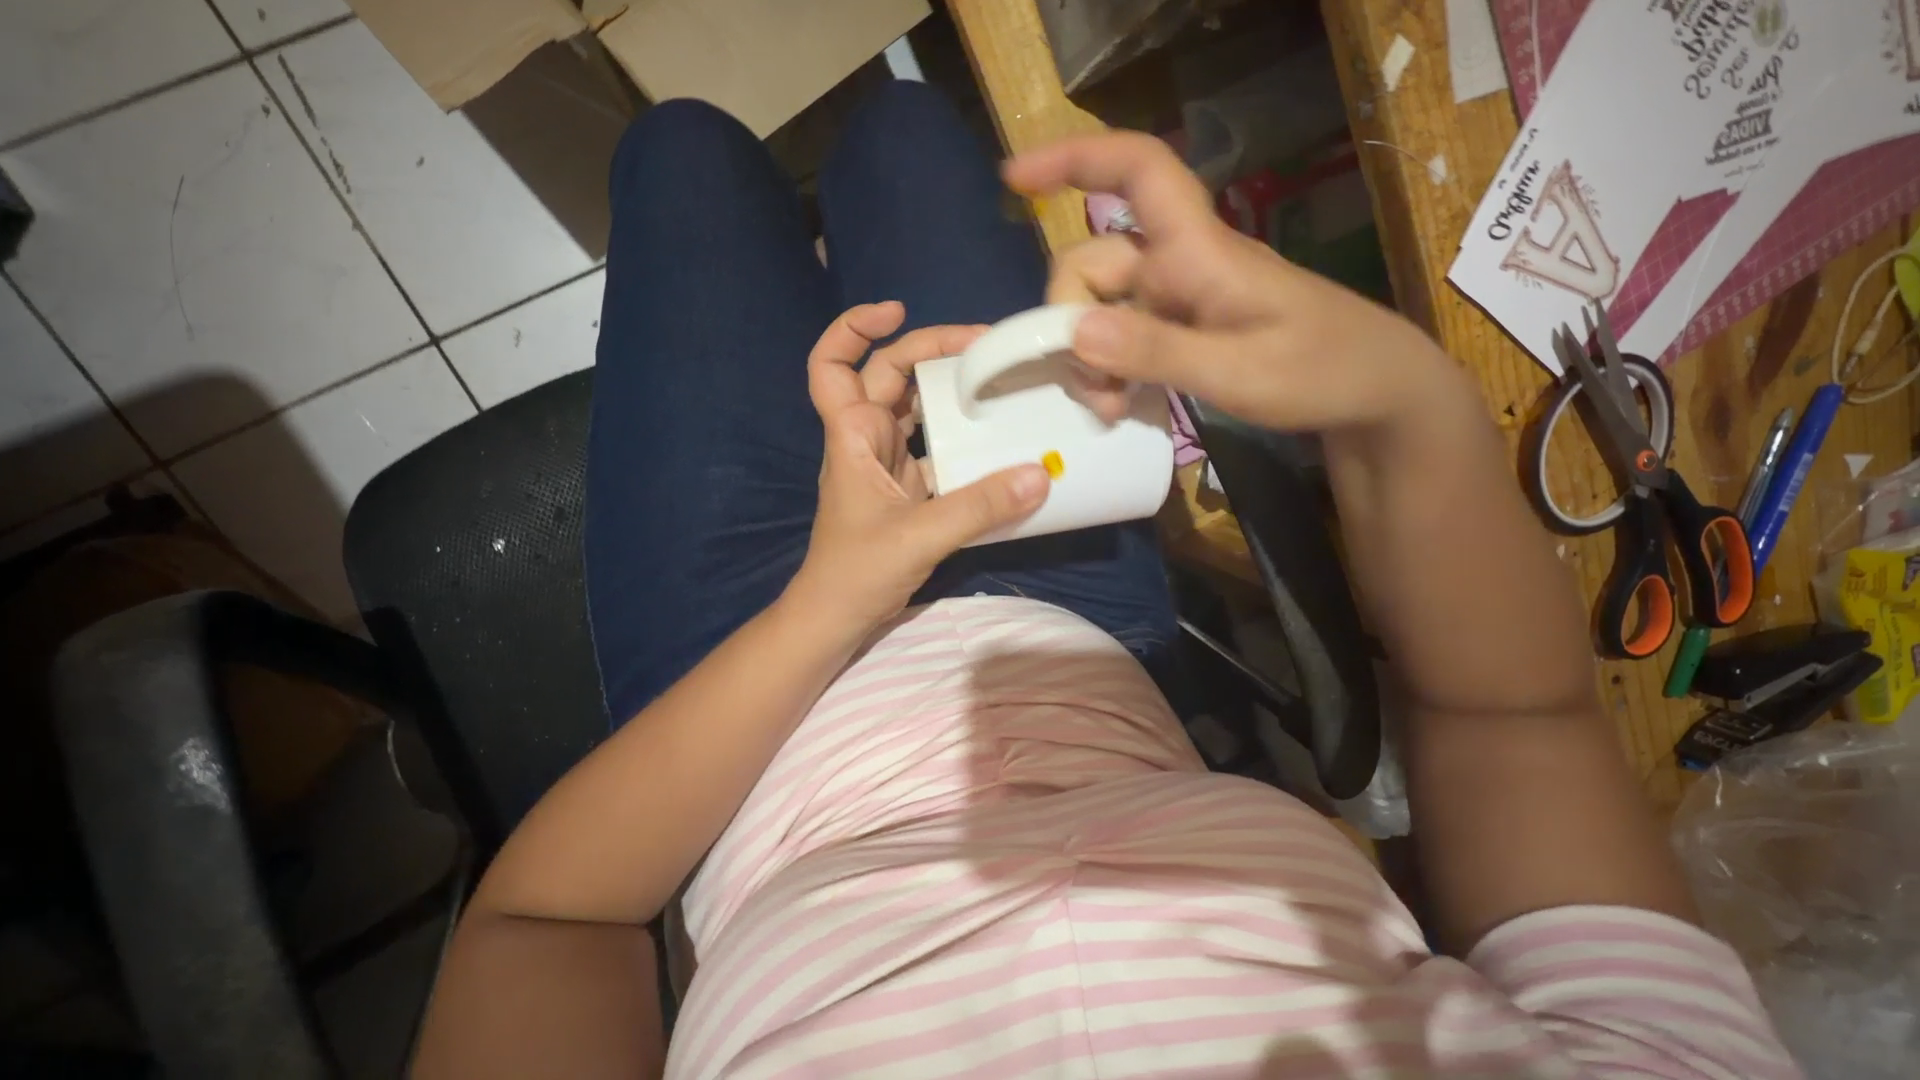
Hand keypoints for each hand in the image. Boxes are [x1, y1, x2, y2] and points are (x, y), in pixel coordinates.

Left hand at [787, 302, 1050, 630]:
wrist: (838, 617)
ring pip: (914, 406)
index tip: (897, 311)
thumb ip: (978, 508)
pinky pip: (936, 445)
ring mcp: (888, 463)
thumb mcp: (918, 537)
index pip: (831, 364)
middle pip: (889, 374)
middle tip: (984, 342)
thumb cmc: (856, 572)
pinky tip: (999, 436)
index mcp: (852, 435)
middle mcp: (867, 439)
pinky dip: (963, 434)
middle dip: (930, 348)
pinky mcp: (909, 487)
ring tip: (999, 375)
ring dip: (949, 388)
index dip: (854, 328)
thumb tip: (1040, 473)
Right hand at [1005, 133, 1472, 434]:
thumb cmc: (1322, 371)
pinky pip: (1119, 338)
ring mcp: (1175, 301)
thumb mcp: (1241, 370)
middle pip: (1091, 264)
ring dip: (1086, 358)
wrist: (1373, 396)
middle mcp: (1178, 266)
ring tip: (1109, 407)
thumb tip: (1075, 331)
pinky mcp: (1178, 331)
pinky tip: (1119, 405)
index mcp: (1200, 251)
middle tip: (1093, 391)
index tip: (1014, 179)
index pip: (1138, 171)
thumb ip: (1158, 351)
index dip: (1075, 159)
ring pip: (1097, 309)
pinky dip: (1107, 370)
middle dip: (1069, 322)